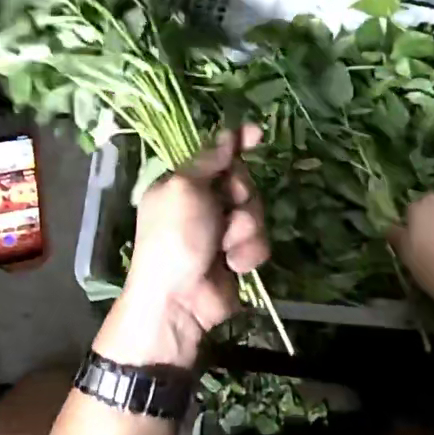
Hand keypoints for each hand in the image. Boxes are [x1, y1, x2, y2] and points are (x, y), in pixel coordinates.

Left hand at [94, 126, 269, 366]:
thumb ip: (208, 161)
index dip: (236, 143)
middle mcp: (202, 203)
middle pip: (241, 181)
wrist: (179, 301)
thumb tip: (225, 134)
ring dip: (244, 229)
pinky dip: (247, 253)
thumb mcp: (184, 190)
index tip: (256, 133)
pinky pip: (259, 241)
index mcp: (182, 183)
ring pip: (255, 212)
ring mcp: (221, 230)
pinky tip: (232, 265)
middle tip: (226, 208)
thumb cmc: (174, 238)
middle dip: (240, 195)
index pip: (214, 154)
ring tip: (225, 247)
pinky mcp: (237, 255)